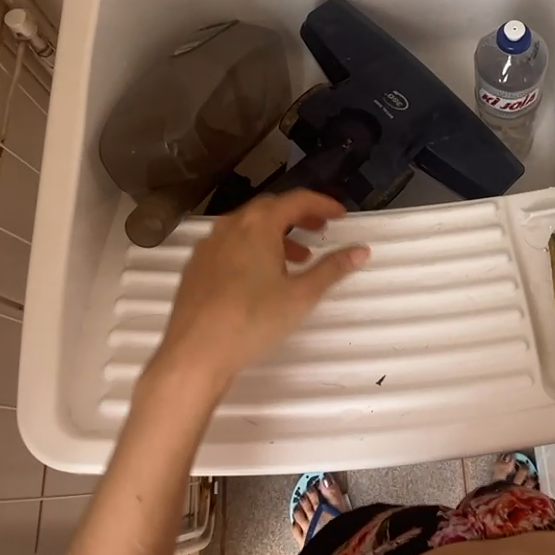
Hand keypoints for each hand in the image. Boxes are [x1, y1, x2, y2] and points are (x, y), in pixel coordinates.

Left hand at [150, 190, 368, 391]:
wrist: (194, 354)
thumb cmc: (251, 321)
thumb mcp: (301, 296)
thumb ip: (332, 269)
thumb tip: (361, 251)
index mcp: (258, 225)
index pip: (295, 200)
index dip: (322, 204)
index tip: (339, 215)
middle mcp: (231, 226)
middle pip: (270, 208)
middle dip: (298, 216)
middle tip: (320, 229)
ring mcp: (209, 246)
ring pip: (248, 227)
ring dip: (275, 234)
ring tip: (296, 259)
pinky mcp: (196, 267)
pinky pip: (230, 244)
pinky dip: (252, 248)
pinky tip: (260, 277)